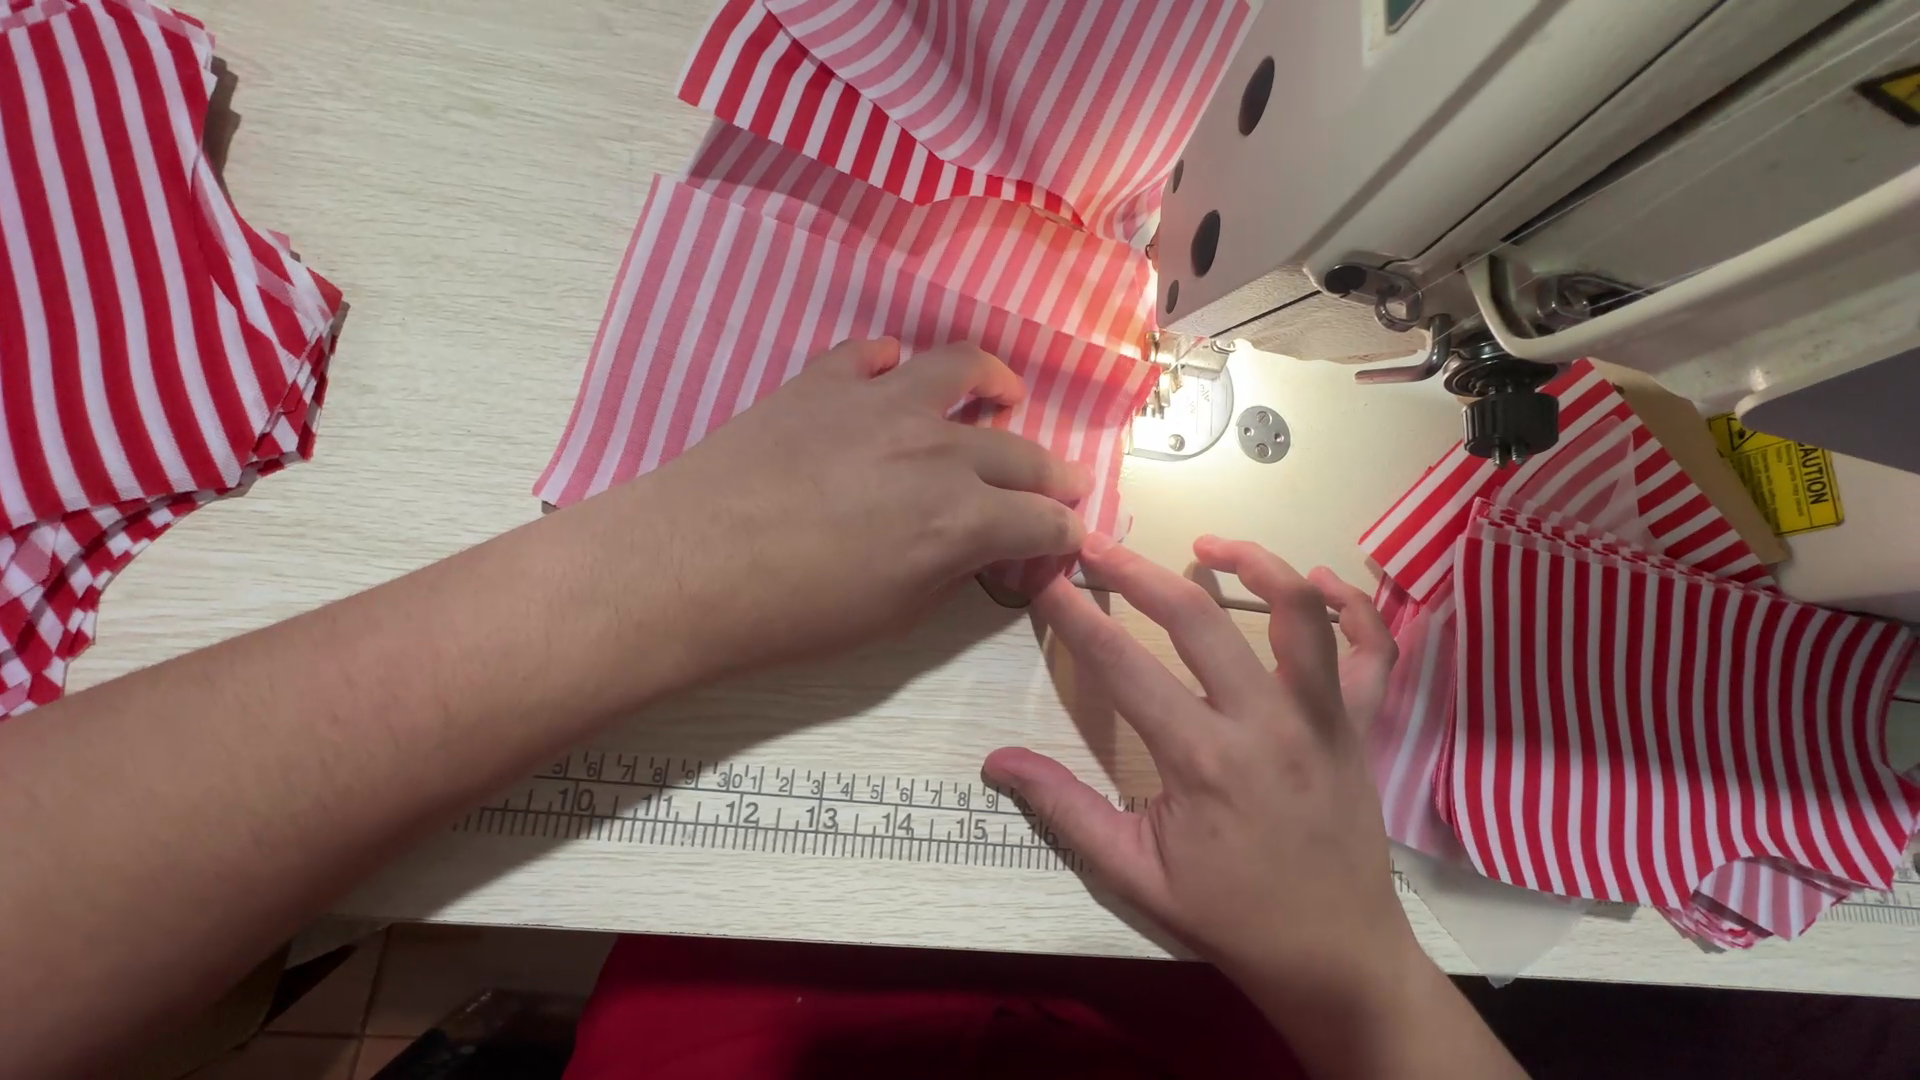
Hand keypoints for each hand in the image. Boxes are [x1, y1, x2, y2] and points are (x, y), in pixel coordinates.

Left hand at [616, 338, 1088, 682]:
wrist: (691, 566)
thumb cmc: (795, 614)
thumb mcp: (893, 616)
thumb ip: (949, 573)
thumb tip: (975, 550)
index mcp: (963, 519)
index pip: (1043, 522)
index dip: (1065, 534)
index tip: (1067, 540)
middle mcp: (939, 450)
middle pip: (1021, 452)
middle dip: (1053, 475)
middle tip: (1059, 485)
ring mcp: (882, 403)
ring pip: (963, 369)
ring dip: (995, 382)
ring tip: (1002, 393)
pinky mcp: (826, 380)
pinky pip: (874, 353)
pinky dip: (893, 364)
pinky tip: (892, 376)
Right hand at [983, 535, 1419, 1017]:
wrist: (1337, 959)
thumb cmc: (1228, 915)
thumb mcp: (1133, 872)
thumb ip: (1064, 808)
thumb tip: (996, 760)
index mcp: (1202, 758)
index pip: (1123, 665)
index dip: (1076, 616)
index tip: (1047, 580)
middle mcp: (1265, 723)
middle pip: (1199, 618)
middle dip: (1138, 572)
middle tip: (1099, 545)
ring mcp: (1322, 719)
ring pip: (1298, 614)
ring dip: (1254, 564)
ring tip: (1209, 545)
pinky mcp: (1361, 726)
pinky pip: (1374, 651)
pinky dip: (1353, 606)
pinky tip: (1317, 581)